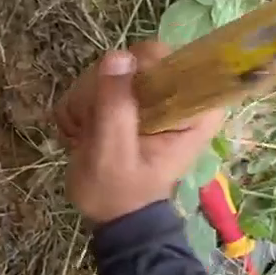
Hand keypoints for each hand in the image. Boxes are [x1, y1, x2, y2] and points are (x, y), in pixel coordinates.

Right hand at [54, 41, 220, 224]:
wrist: (114, 218)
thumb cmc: (118, 193)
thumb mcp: (113, 153)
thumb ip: (115, 106)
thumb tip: (117, 56)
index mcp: (194, 109)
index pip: (169, 59)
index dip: (136, 73)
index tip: (114, 101)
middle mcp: (177, 96)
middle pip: (133, 61)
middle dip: (103, 90)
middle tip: (94, 127)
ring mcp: (150, 96)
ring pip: (109, 70)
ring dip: (86, 101)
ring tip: (86, 135)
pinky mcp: (128, 100)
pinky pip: (95, 82)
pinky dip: (81, 107)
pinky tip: (83, 133)